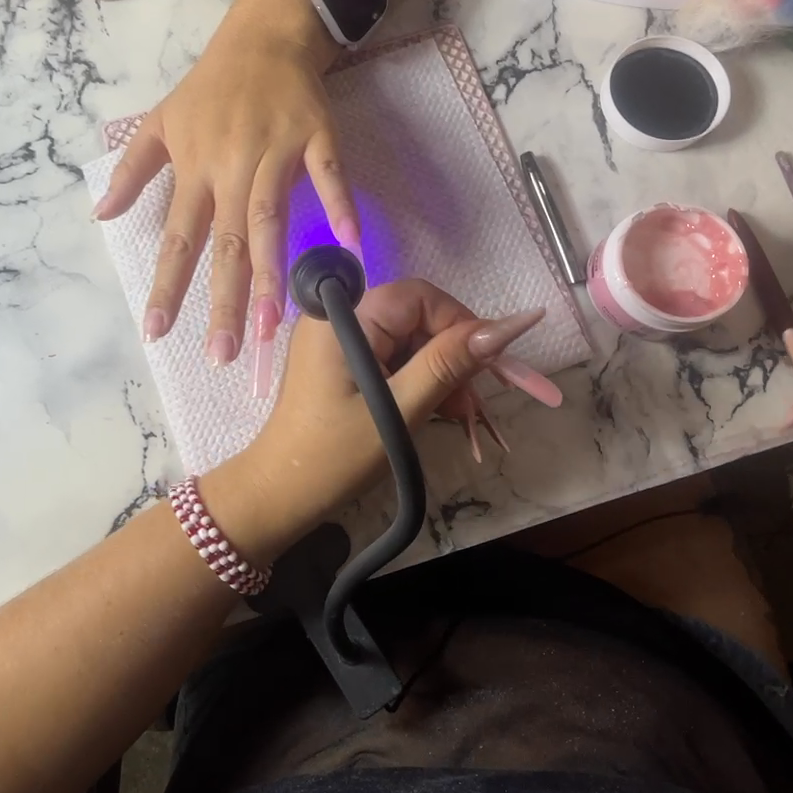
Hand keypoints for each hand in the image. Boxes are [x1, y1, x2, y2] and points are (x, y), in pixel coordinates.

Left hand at [92, 0, 357, 371]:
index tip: (157, 334)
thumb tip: (101, 216)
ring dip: (273, 271)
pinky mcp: (315, 134)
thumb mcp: (160, 123)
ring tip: (274, 323)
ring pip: (271, 218)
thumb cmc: (211, 87)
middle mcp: (230, 167)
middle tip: (225, 353)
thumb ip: (132, 171)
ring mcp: (275, 151)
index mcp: (195, 170)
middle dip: (224, 301)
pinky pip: (329, 173)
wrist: (263, 34)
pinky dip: (340, 204)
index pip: (178, 239)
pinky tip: (351, 244)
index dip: (168, 287)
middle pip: (226, 243)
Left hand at [204, 279, 544, 563]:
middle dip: (453, 354)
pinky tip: (440, 411)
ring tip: (461, 416)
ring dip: (442, 372)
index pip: (420, 297)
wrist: (280, 495)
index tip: (490, 366)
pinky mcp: (343, 363)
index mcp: (344, 318)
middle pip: (417, 317)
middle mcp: (339, 318)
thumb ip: (450, 363)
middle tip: (475, 402)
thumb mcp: (398, 410)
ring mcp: (340, 341)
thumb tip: (511, 324)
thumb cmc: (334, 456)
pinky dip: (420, 381)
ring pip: (411, 340)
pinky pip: (394, 358)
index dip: (461, 324)